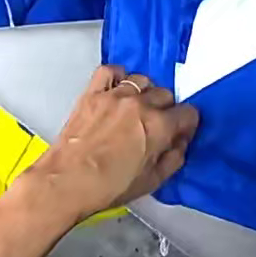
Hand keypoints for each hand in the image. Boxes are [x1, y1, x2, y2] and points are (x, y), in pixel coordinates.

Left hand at [12, 65, 198, 226]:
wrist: (66, 183)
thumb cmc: (108, 185)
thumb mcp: (155, 180)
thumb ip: (175, 157)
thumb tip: (179, 144)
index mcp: (160, 126)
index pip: (189, 112)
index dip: (186, 125)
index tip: (179, 133)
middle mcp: (140, 105)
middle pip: (166, 94)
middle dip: (167, 109)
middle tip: (158, 125)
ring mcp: (115, 96)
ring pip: (142, 80)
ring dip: (145, 93)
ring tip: (138, 108)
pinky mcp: (92, 94)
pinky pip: (110, 71)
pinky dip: (118, 77)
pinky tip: (118, 90)